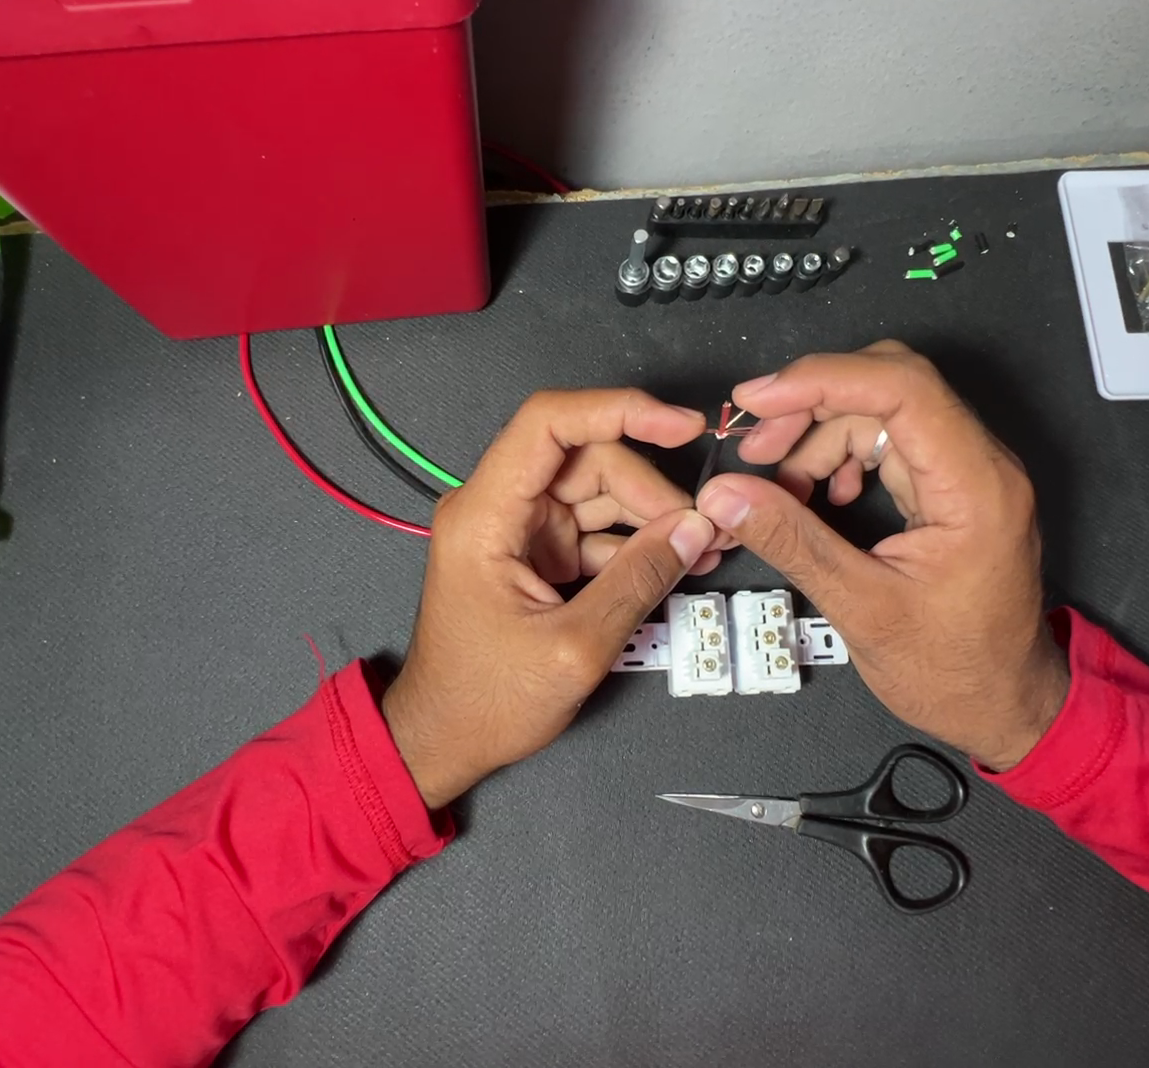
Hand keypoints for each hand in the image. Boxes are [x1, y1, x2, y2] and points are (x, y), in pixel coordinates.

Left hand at [383, 390, 724, 807]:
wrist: (444, 738)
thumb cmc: (487, 701)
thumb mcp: (574, 648)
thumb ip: (637, 582)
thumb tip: (695, 529)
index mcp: (485, 515)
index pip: (549, 423)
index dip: (620, 410)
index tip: (683, 425)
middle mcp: (498, 508)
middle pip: (587, 461)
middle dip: (651, 490)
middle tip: (705, 530)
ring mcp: (519, 530)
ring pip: (598, 494)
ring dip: (653, 517)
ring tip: (704, 548)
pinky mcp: (536, 553)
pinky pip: (594, 530)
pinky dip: (635, 545)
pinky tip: (675, 563)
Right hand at [693, 342, 1068, 769]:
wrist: (1003, 705)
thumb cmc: (949, 670)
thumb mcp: (861, 608)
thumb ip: (792, 542)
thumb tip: (723, 495)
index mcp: (974, 485)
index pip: (902, 387)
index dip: (822, 379)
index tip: (756, 401)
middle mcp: (977, 463)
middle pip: (888, 386)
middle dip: (811, 404)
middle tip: (753, 449)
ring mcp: (963, 472)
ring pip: (879, 412)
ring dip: (816, 437)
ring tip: (776, 487)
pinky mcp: (945, 488)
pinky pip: (885, 444)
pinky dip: (836, 458)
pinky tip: (815, 497)